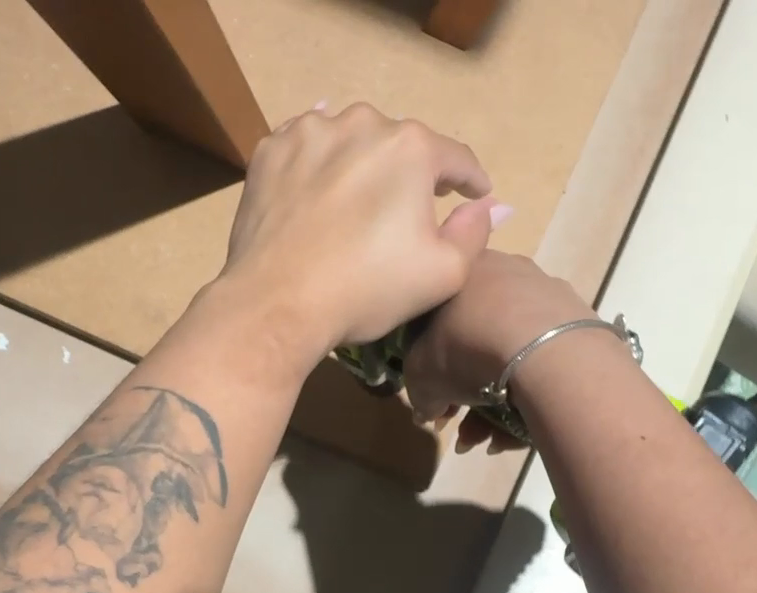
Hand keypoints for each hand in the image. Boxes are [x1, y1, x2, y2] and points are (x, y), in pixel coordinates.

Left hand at [217, 103, 508, 359]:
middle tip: (408, 210)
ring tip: (358, 203)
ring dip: (361, 167)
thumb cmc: (366, 290)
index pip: (456, 158)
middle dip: (410, 175)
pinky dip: (317, 168)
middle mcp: (362, 123)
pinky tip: (318, 194)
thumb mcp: (443, 273)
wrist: (275, 304)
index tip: (476, 194)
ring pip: (350, 143)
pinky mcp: (269, 152)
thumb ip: (474, 232)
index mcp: (411, 148)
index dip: (471, 180)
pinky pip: (306, 151)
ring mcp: (309, 132)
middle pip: (400, 147)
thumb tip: (487, 205)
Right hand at [404, 251, 595, 452]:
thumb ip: (418, 389)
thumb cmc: (469, 350)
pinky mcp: (578, 324)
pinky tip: (519, 429)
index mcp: (465, 270)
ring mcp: (546, 297)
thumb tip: (427, 408)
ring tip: (489, 439)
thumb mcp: (422, 375)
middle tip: (459, 421)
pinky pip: (541, 365)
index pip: (437, 314)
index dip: (429, 358)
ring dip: (494, 403)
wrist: (546, 353)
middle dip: (465, 389)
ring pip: (509, 357)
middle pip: (476, 339)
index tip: (433, 392)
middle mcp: (508, 273)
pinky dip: (527, 398)